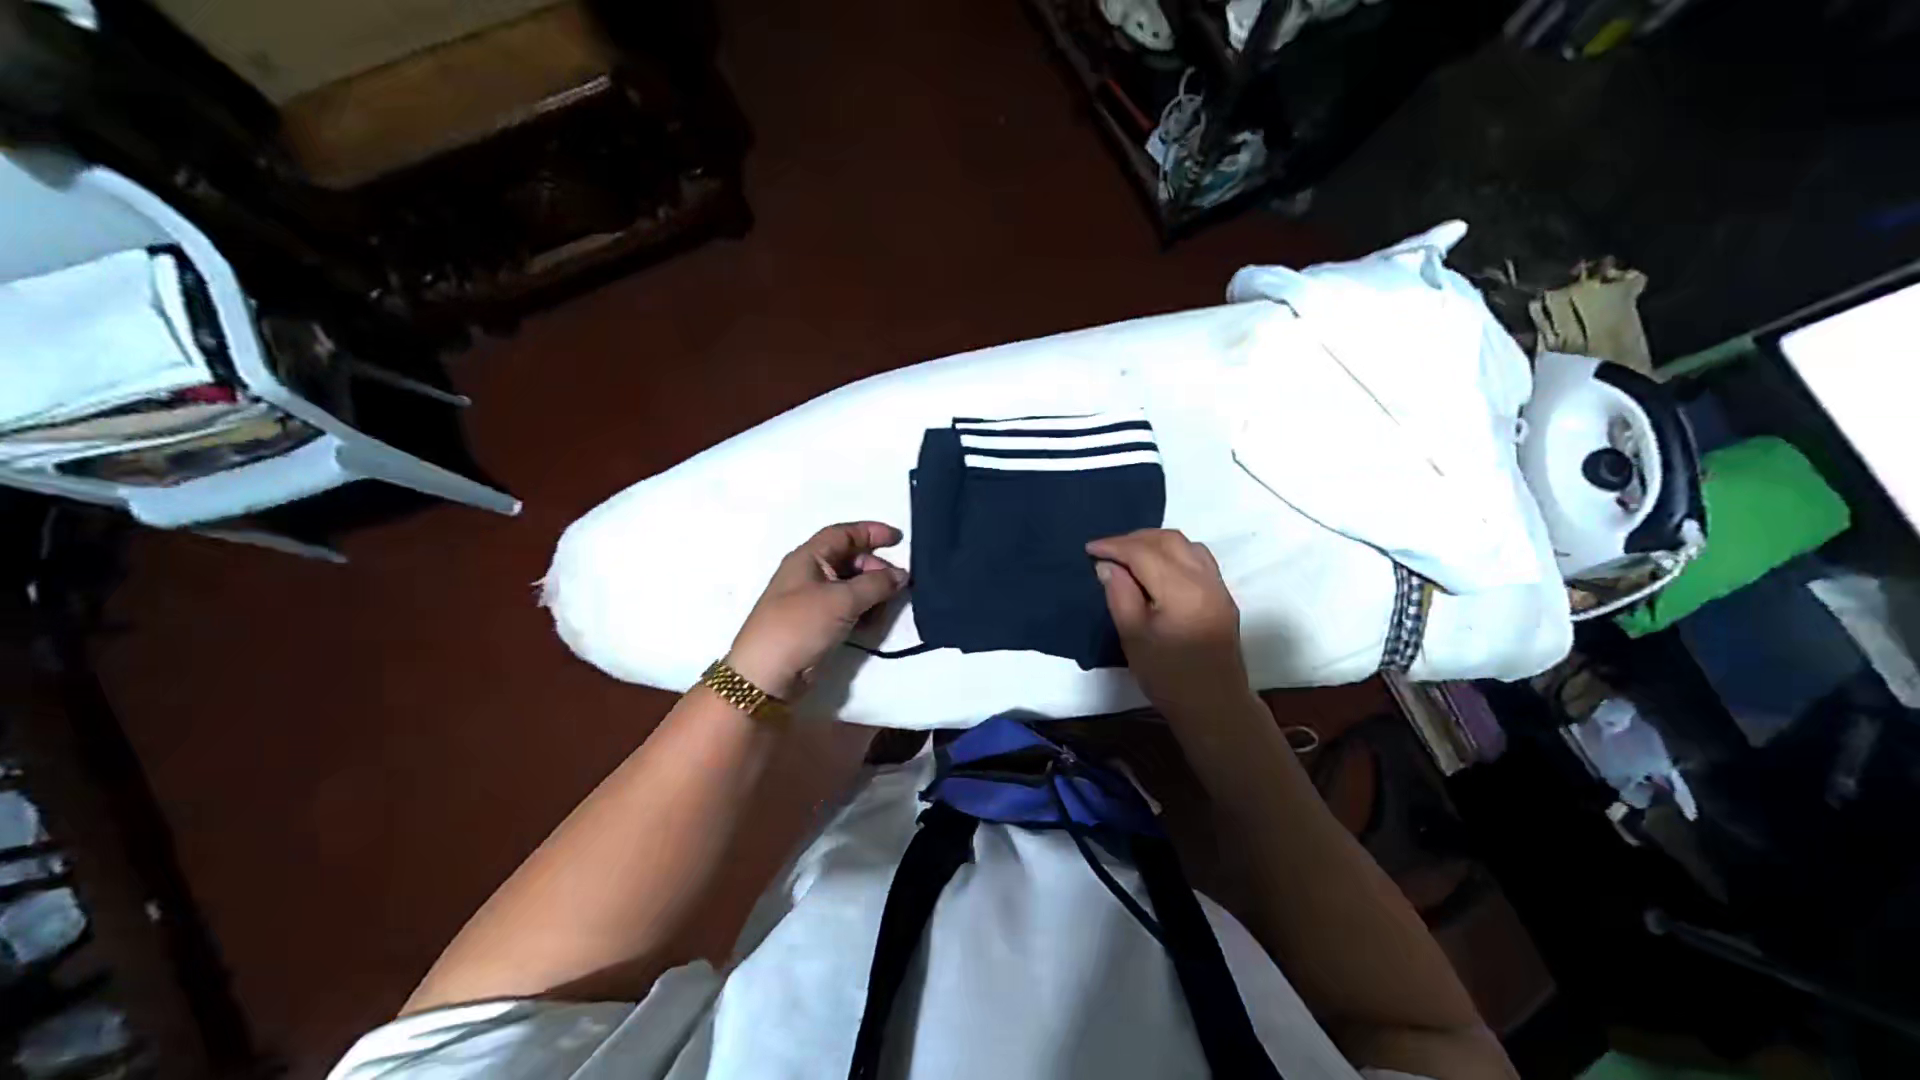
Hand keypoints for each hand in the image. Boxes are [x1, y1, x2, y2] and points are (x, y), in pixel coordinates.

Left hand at [727, 522, 907, 698]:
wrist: (766, 674)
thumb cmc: (800, 625)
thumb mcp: (842, 600)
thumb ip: (876, 584)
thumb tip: (902, 575)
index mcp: (809, 557)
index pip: (844, 534)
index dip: (871, 532)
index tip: (899, 539)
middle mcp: (810, 573)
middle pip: (850, 560)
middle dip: (876, 569)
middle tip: (897, 584)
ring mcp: (813, 600)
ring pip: (851, 586)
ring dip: (872, 593)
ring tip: (887, 608)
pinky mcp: (817, 624)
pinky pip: (847, 608)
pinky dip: (863, 611)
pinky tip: (873, 624)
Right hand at [1086, 529, 1258, 724]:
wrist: (1213, 706)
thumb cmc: (1168, 677)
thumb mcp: (1133, 637)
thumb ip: (1120, 595)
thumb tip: (1108, 565)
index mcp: (1182, 591)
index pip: (1144, 553)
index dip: (1114, 546)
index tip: (1089, 549)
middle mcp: (1205, 580)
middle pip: (1168, 540)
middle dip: (1134, 539)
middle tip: (1106, 551)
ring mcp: (1218, 587)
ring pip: (1186, 545)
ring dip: (1155, 542)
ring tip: (1128, 555)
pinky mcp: (1222, 596)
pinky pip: (1197, 558)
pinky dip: (1173, 552)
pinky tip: (1155, 567)